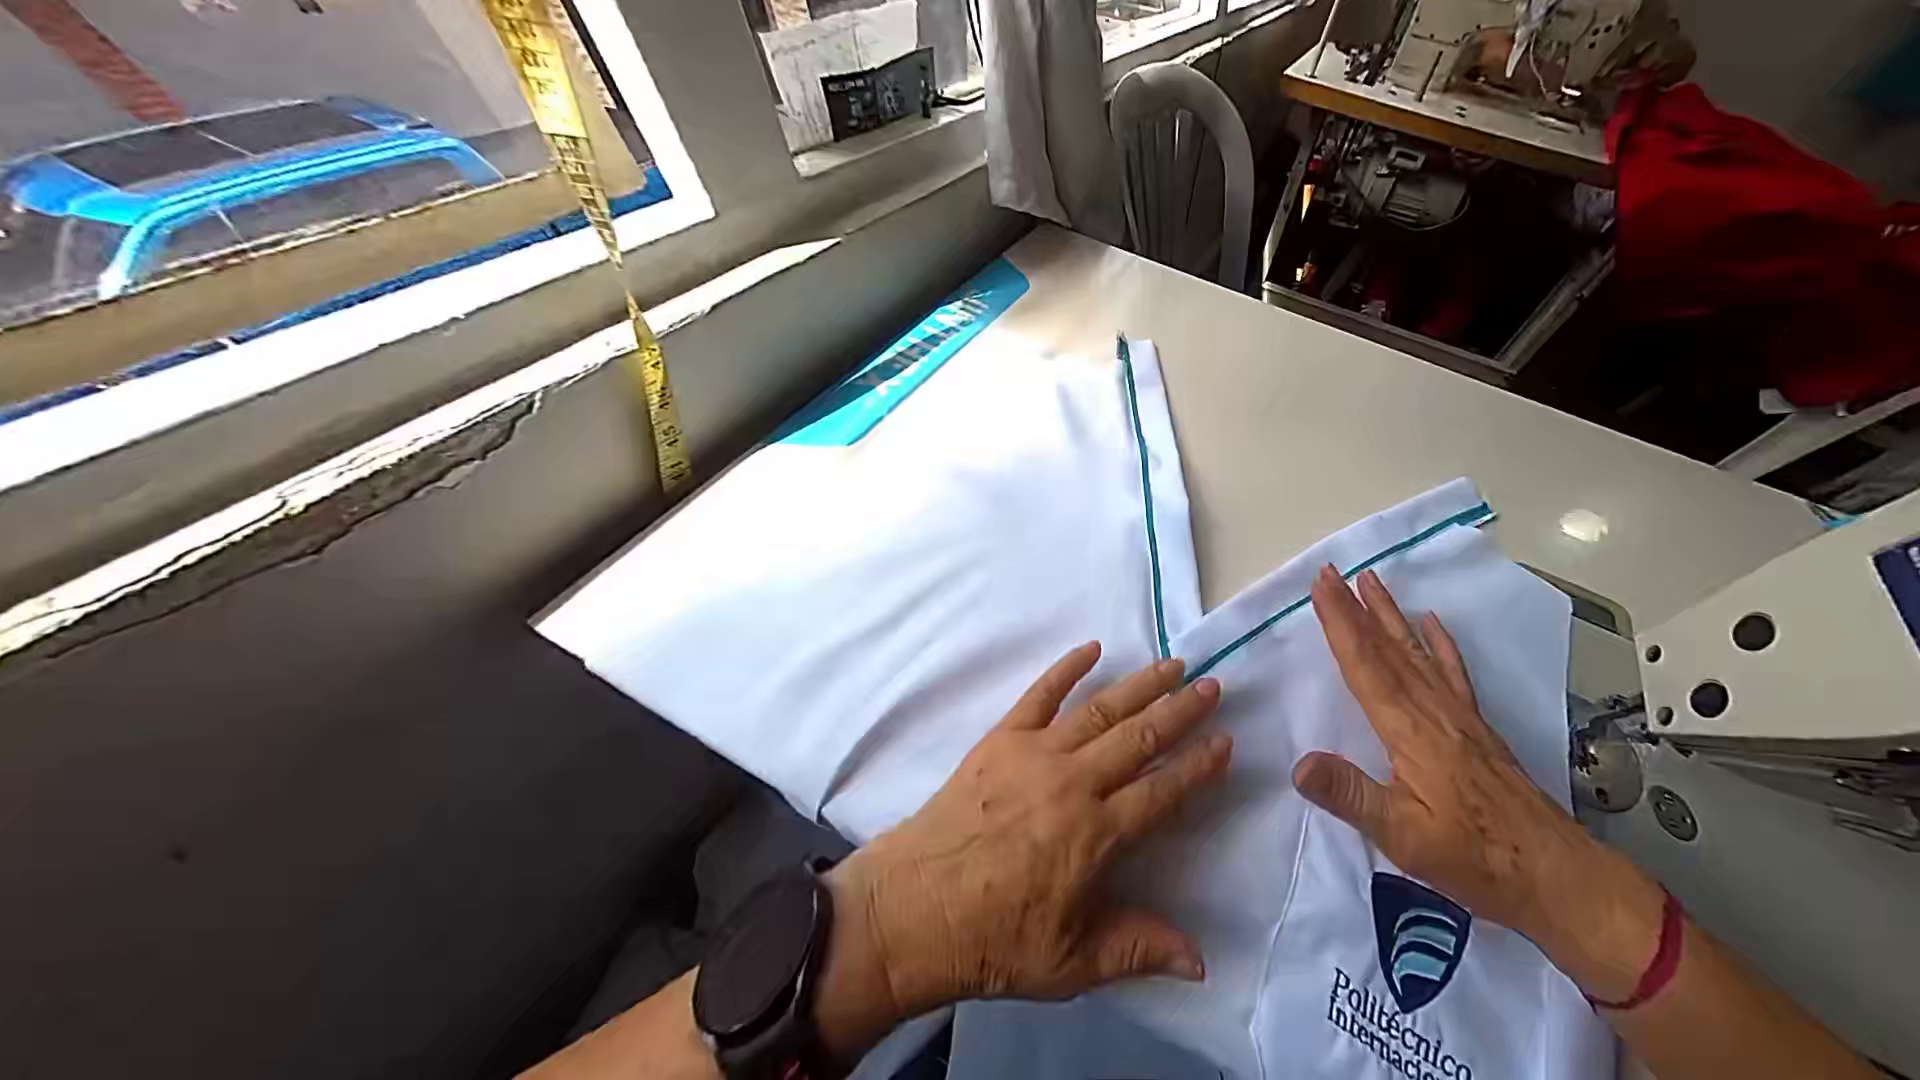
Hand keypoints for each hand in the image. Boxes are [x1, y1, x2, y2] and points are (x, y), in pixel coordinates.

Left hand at [815, 643, 1231, 1056]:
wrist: (918, 905)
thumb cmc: (996, 937)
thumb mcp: (1074, 962)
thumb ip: (1138, 949)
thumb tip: (1202, 962)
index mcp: (1097, 834)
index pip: (1164, 792)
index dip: (1199, 768)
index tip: (1225, 742)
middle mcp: (1073, 782)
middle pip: (1139, 739)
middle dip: (1180, 711)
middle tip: (1211, 686)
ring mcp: (1034, 754)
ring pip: (1099, 710)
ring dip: (1139, 685)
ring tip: (1171, 664)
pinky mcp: (1000, 739)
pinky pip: (1039, 695)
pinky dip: (1066, 669)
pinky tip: (1091, 649)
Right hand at [1295, 566, 1665, 1000]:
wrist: (1561, 880)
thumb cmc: (1475, 858)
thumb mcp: (1402, 836)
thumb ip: (1350, 796)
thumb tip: (1298, 762)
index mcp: (1410, 732)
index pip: (1366, 666)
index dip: (1340, 623)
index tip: (1321, 586)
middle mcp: (1434, 712)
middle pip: (1389, 649)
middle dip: (1357, 608)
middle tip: (1333, 571)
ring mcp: (1458, 717)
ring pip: (1416, 653)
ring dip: (1390, 615)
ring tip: (1372, 582)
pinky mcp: (1475, 728)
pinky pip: (1453, 674)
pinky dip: (1440, 644)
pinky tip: (1432, 623)